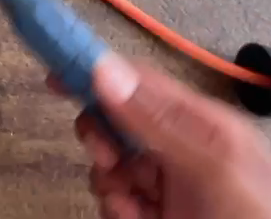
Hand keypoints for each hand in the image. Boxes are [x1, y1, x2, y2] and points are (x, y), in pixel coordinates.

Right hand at [74, 56, 270, 218]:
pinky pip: (118, 200)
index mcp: (206, 127)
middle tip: (102, 157)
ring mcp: (173, 189)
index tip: (53, 77)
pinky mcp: (159, 218)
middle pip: (118, 120)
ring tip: (127, 206)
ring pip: (113, 163)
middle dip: (101, 136)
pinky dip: (115, 208)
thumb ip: (159, 122)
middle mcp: (186, 151)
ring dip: (108, 180)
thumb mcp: (217, 174)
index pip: (140, 81)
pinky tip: (131, 218)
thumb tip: (102, 66)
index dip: (95, 72)